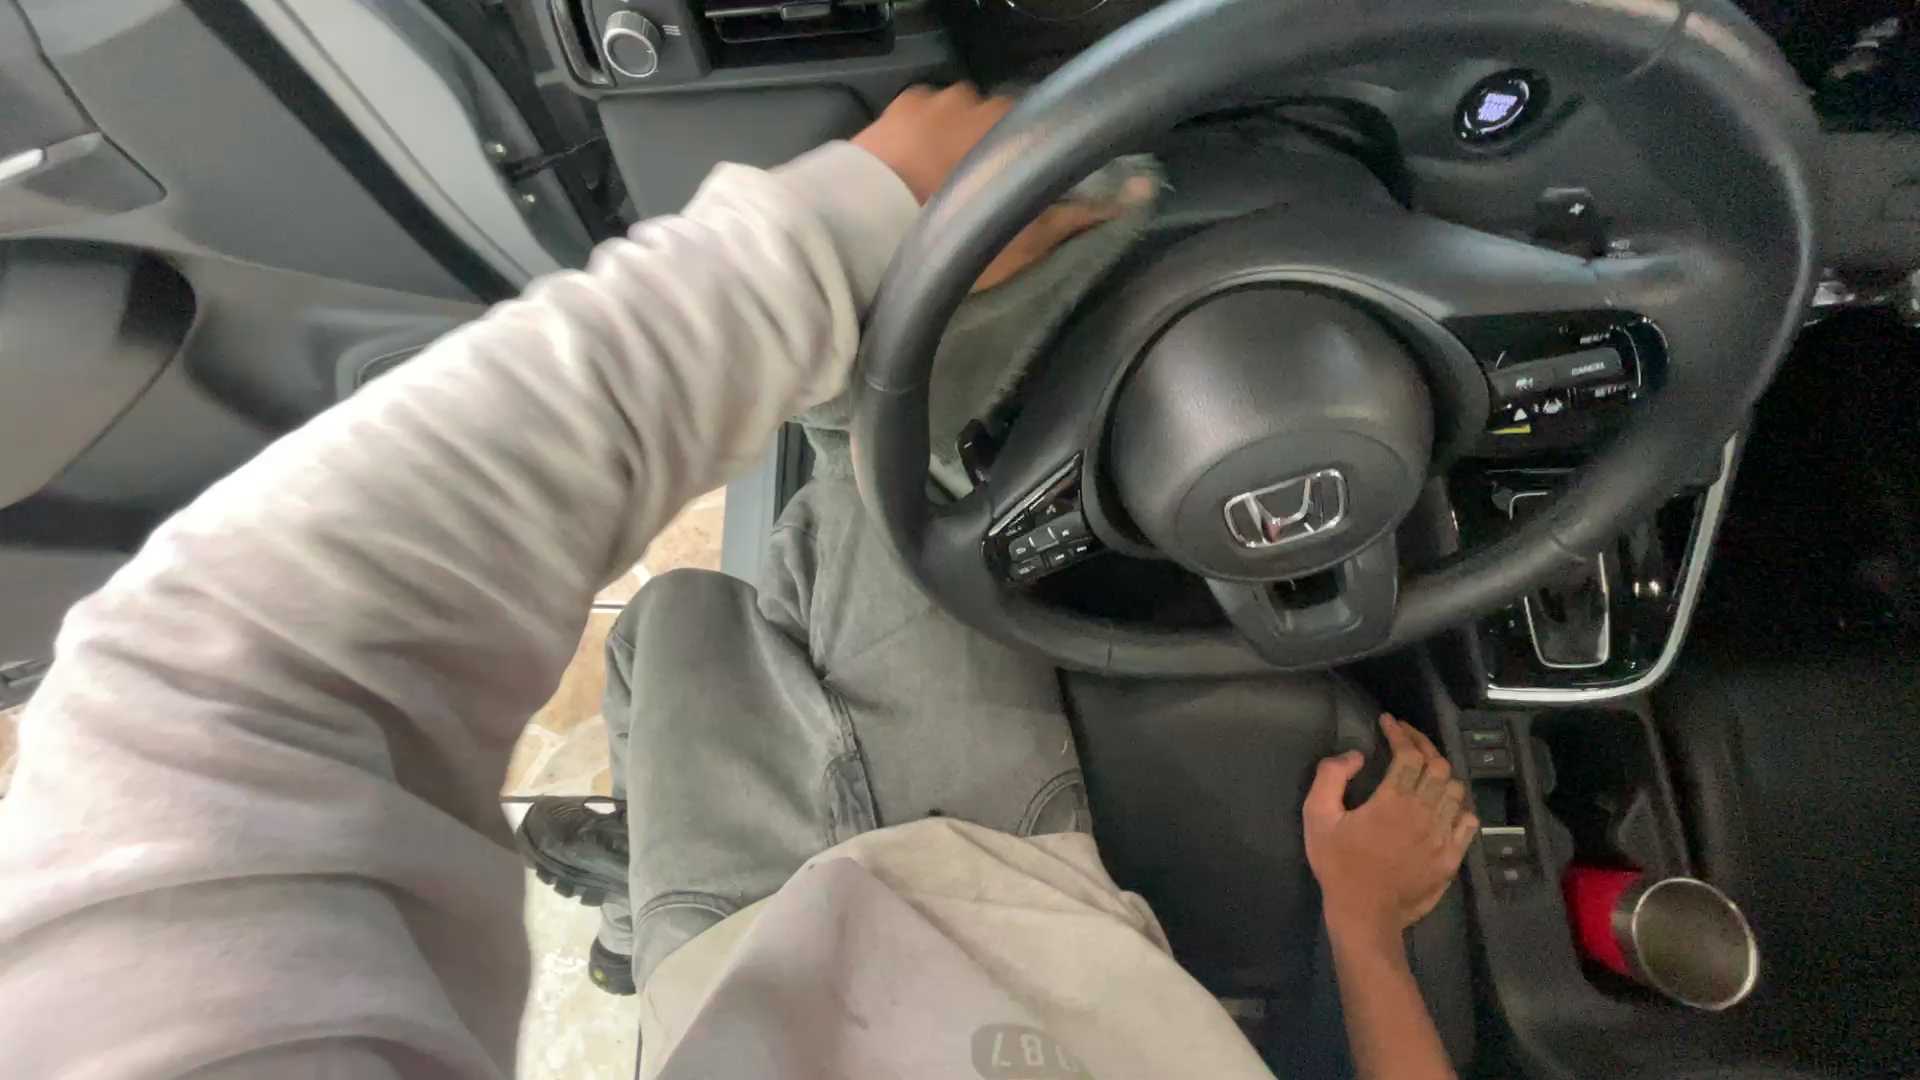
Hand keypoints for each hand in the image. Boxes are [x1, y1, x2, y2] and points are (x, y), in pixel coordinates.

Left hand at [852, 83, 1148, 292]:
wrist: (869, 231)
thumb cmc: (951, 239)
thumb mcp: (1022, 240)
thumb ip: (1077, 217)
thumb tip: (1137, 193)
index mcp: (1016, 127)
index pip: (1042, 136)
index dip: (1036, 166)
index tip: (1022, 194)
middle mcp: (981, 100)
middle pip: (1000, 124)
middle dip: (994, 154)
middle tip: (979, 199)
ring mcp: (937, 99)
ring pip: (961, 117)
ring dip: (956, 143)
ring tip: (941, 187)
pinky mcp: (899, 107)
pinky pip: (922, 116)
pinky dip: (922, 138)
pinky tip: (913, 172)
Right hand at [1305, 714, 1477, 949]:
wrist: (1365, 914)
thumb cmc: (1337, 862)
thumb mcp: (1316, 815)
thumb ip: (1330, 777)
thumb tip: (1355, 756)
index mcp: (1393, 801)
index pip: (1409, 755)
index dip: (1400, 732)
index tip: (1387, 721)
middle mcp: (1425, 814)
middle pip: (1439, 766)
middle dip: (1423, 744)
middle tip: (1404, 736)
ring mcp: (1444, 837)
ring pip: (1456, 790)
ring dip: (1440, 770)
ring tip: (1423, 765)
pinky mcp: (1452, 857)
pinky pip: (1468, 820)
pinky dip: (1457, 803)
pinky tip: (1441, 801)